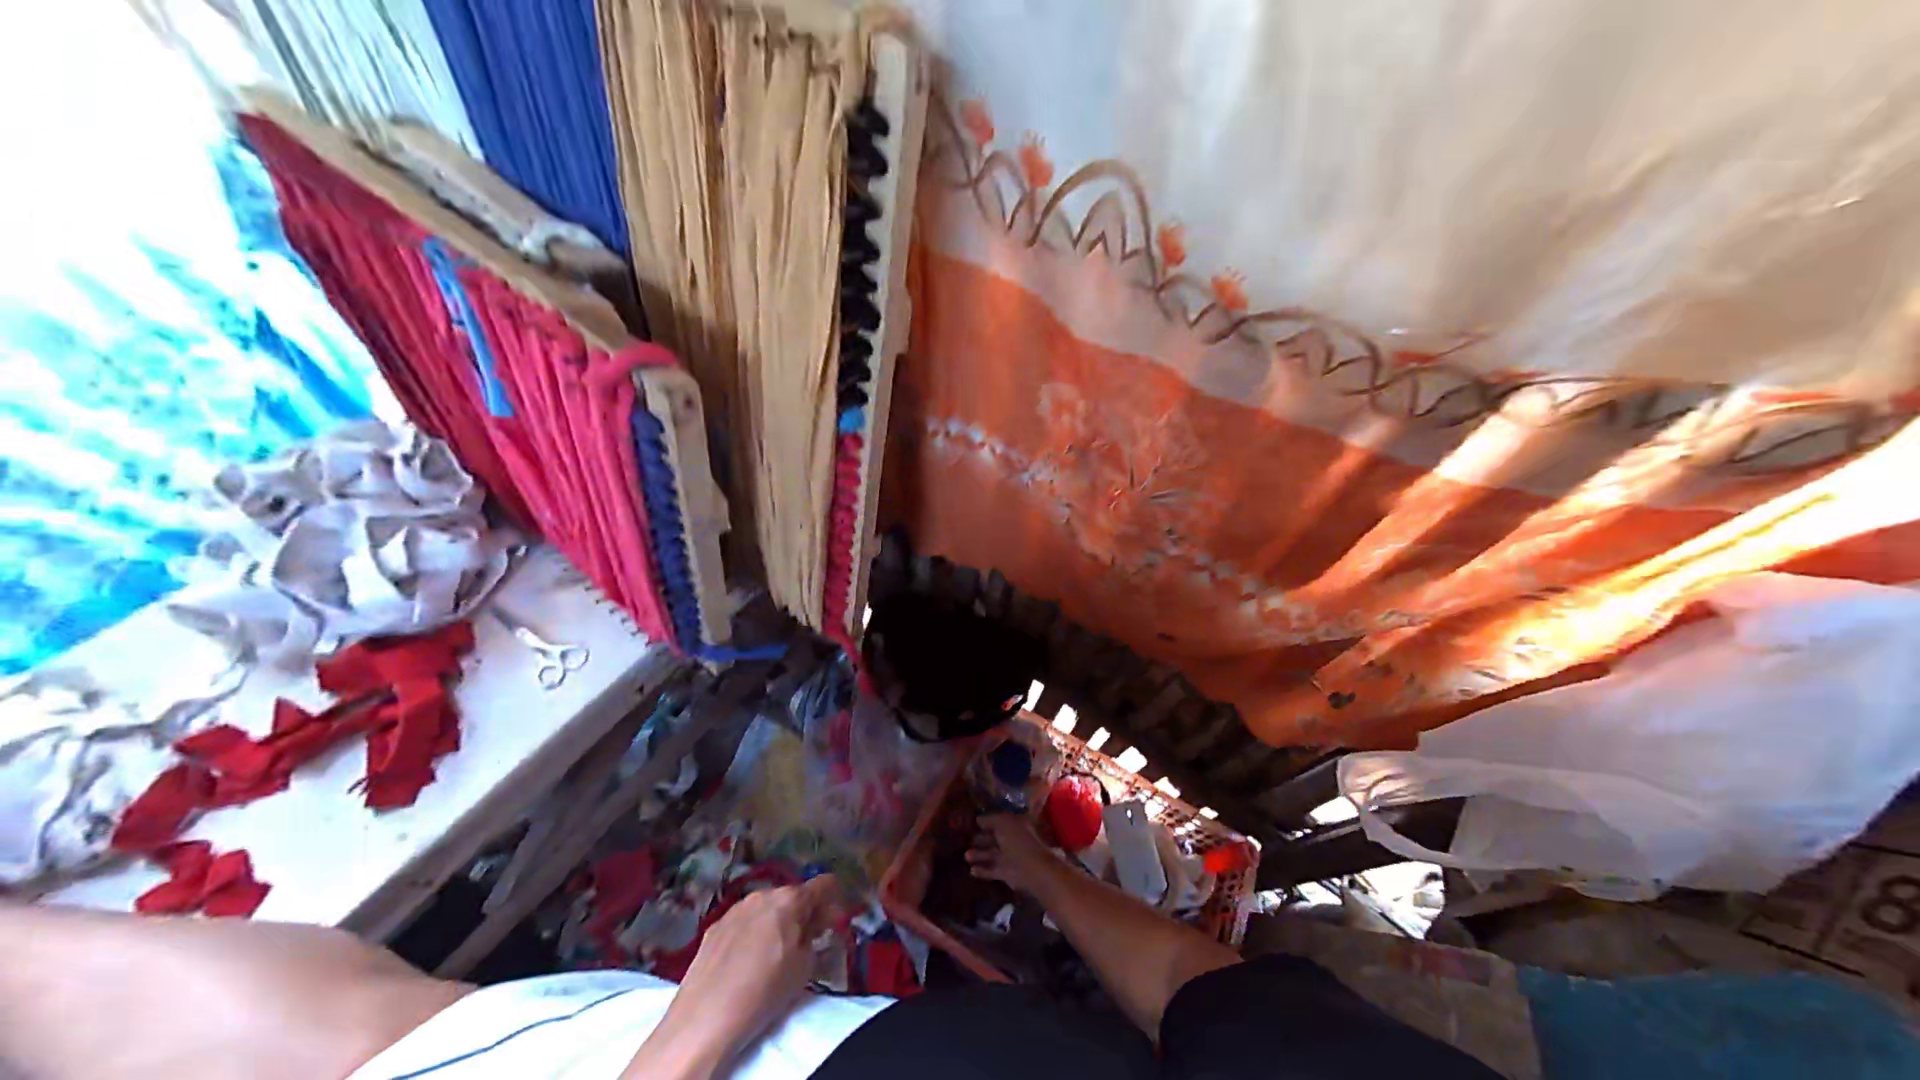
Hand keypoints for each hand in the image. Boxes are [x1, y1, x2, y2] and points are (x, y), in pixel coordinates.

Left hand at [624, 876, 842, 1079]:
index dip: (835, 900)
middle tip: (808, 941)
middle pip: (794, 895)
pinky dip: (754, 931)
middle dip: (804, 913)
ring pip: (767, 907)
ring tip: (775, 953)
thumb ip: (815, 937)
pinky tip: (748, 960)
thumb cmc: (764, 991)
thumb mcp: (804, 968)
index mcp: (790, 900)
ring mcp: (736, 908)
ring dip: (778, 921)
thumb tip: (817, 924)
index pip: (824, 884)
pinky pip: (745, 921)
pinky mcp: (715, 925)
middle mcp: (763, 894)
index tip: (835, 921)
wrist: (705, 1016)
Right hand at [966, 814, 1067, 897]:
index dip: (986, 820)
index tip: (972, 822)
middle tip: (966, 839)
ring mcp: (1010, 857)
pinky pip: (992, 870)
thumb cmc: (1018, 841)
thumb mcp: (1003, 823)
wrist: (1031, 870)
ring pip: (991, 854)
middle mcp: (1013, 840)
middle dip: (981, 838)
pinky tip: (971, 871)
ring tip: (965, 856)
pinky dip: (982, 871)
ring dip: (979, 855)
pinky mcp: (1006, 873)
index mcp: (1016, 825)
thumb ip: (989, 820)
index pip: (999, 820)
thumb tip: (978, 819)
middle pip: (994, 838)